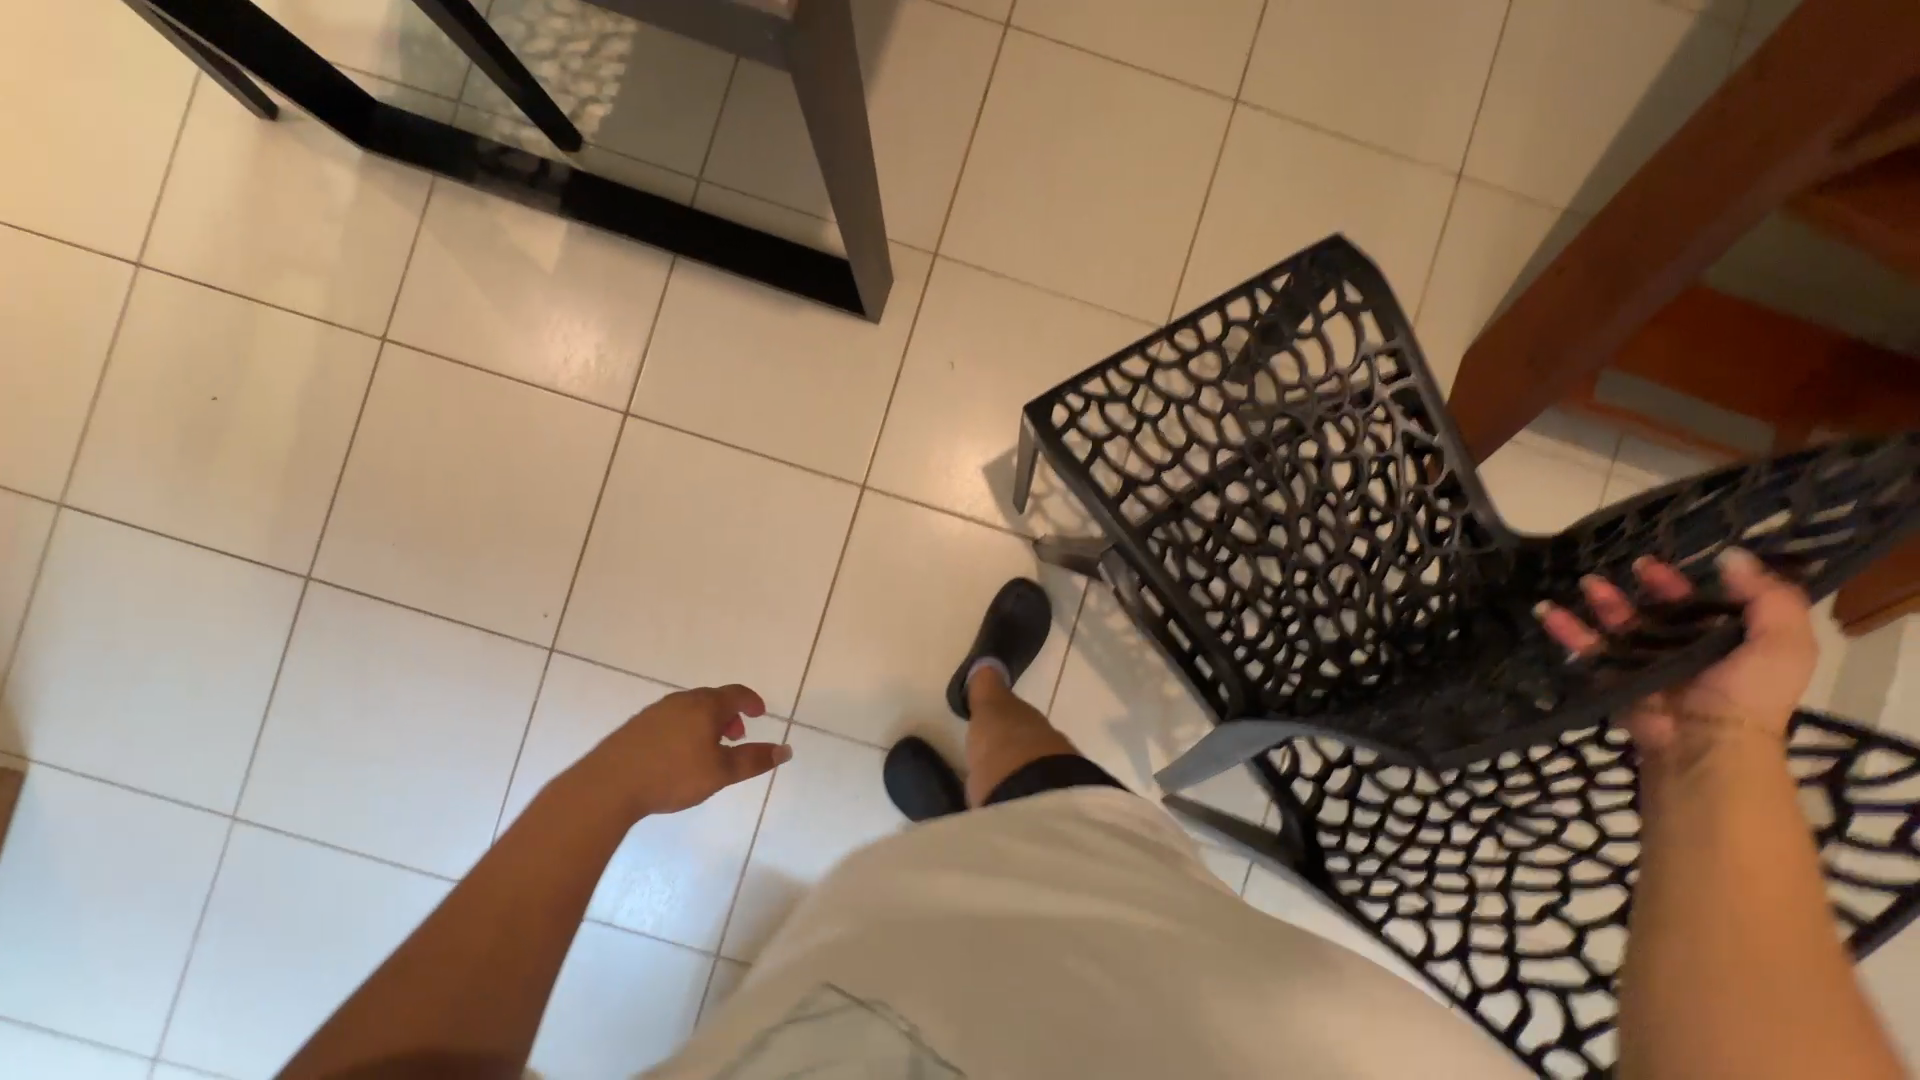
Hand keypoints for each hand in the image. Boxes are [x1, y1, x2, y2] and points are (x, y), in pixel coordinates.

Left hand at [568, 684, 790, 819]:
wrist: (609, 785)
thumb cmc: (672, 775)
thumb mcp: (721, 772)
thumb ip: (754, 760)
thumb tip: (785, 750)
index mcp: (705, 706)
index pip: (736, 694)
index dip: (751, 701)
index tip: (760, 713)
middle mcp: (681, 701)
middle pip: (712, 699)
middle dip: (728, 715)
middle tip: (736, 736)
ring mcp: (655, 712)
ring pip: (689, 709)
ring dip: (706, 723)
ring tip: (708, 749)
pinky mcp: (636, 727)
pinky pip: (670, 720)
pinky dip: (685, 729)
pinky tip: (678, 755)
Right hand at [1535, 547, 1816, 759]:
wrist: (1703, 738)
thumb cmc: (1748, 692)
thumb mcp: (1784, 642)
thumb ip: (1769, 597)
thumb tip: (1731, 555)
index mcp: (1724, 638)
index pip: (1701, 601)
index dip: (1687, 580)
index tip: (1674, 562)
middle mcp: (1683, 646)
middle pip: (1658, 607)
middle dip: (1644, 584)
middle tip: (1632, 565)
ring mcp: (1644, 660)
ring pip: (1618, 622)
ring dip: (1603, 599)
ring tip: (1589, 583)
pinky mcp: (1611, 674)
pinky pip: (1584, 647)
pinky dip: (1563, 627)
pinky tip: (1546, 610)